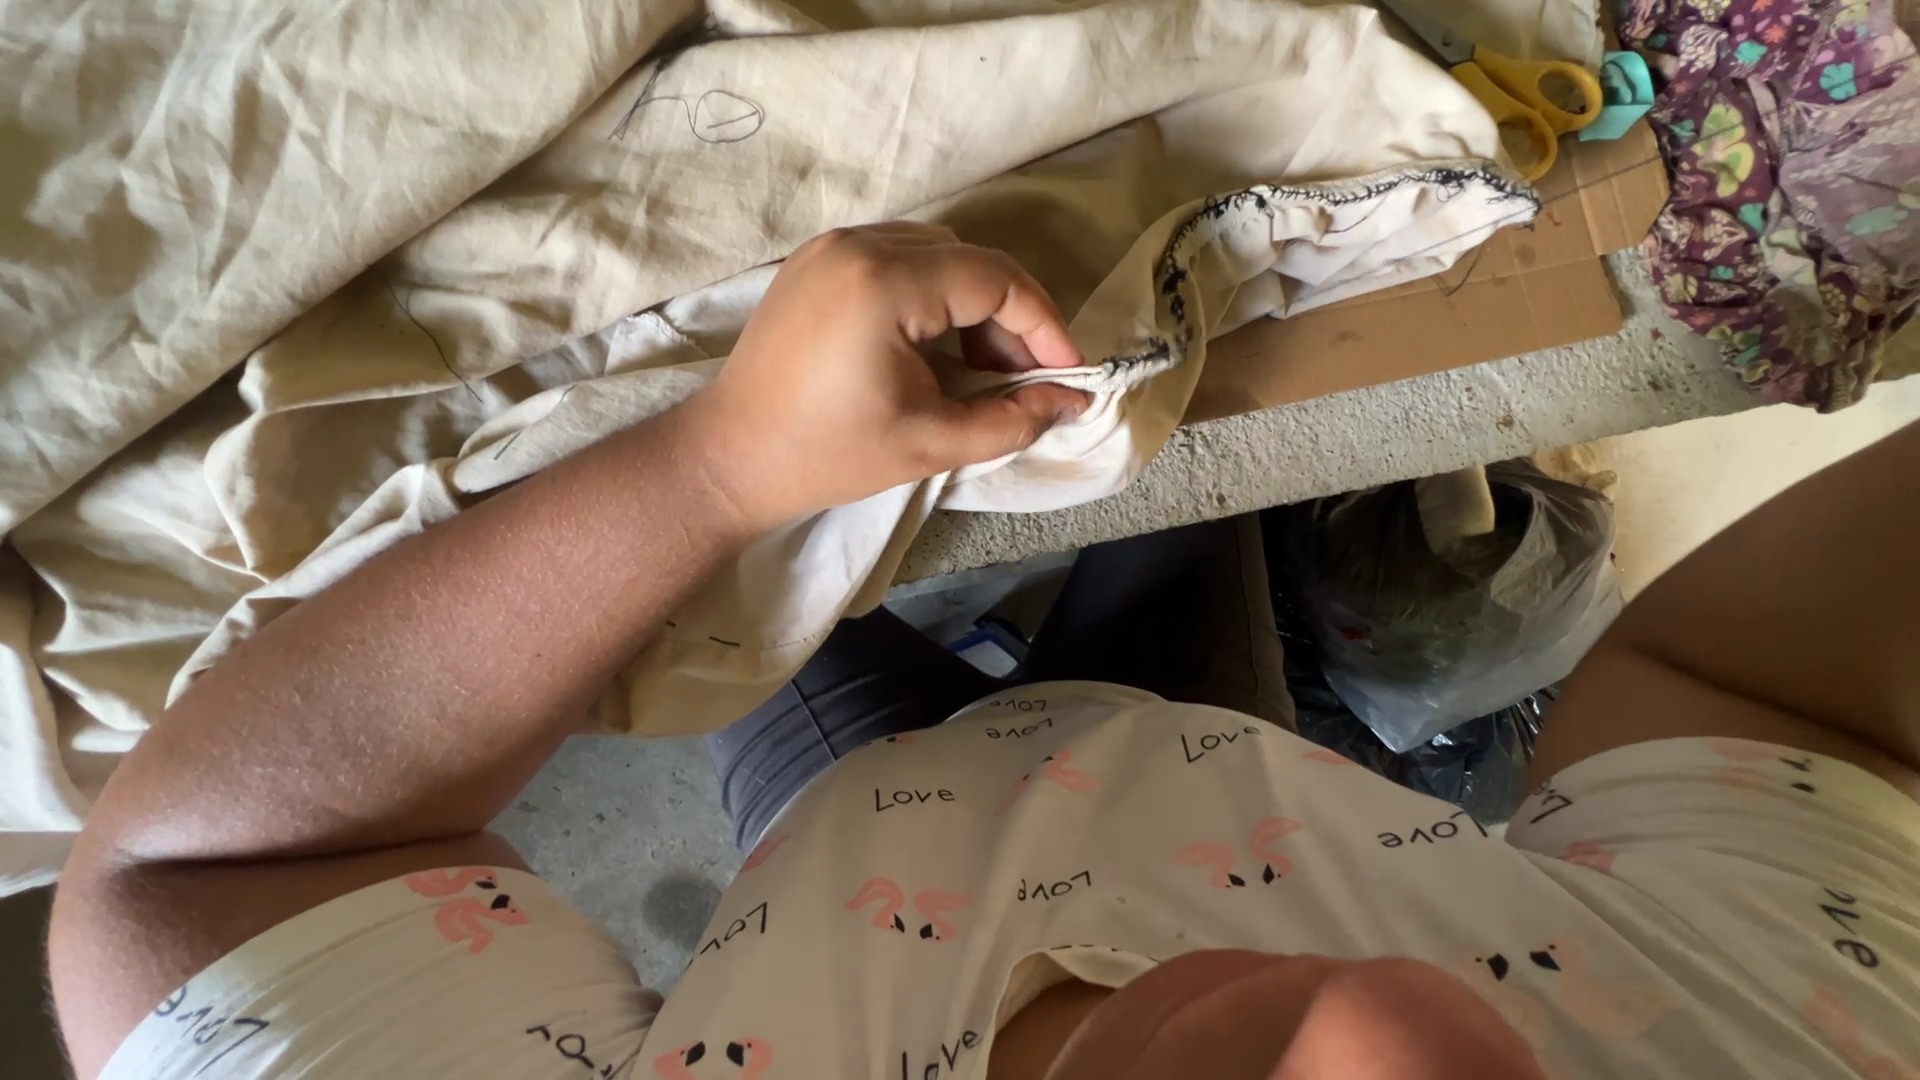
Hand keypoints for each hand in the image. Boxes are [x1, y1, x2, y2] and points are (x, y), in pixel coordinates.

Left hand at [675, 223, 1091, 531]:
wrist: (732, 458)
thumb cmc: (829, 456)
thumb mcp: (931, 443)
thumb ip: (1011, 419)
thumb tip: (1071, 401)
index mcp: (884, 281)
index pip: (994, 279)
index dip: (1042, 325)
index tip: (1067, 372)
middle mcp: (857, 244)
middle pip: (968, 260)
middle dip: (1009, 318)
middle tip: (1022, 378)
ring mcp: (830, 247)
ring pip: (936, 255)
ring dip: (972, 305)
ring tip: (979, 367)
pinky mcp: (815, 262)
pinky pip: (898, 259)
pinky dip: (932, 296)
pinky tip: (934, 347)